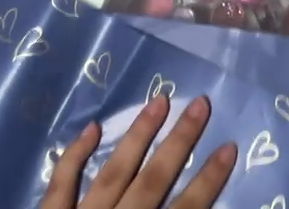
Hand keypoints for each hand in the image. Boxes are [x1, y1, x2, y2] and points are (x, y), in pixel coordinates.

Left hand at [40, 95, 236, 208]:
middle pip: (154, 181)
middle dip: (179, 141)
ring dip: (138, 137)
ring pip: (113, 174)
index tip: (230, 147)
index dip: (208, 181)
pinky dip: (74, 157)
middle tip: (200, 103)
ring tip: (159, 101)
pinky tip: (93, 129)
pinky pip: (59, 187)